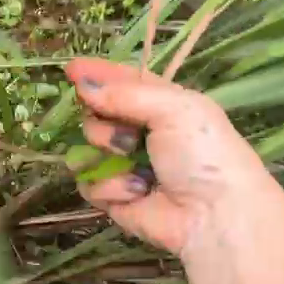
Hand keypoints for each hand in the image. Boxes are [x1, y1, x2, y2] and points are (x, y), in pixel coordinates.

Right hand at [66, 58, 277, 256]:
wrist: (212, 214)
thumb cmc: (202, 154)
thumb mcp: (174, 109)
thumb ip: (125, 93)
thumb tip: (82, 84)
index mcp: (161, 105)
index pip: (122, 82)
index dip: (97, 75)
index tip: (71, 69)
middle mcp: (139, 133)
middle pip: (95, 115)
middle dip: (101, 121)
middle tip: (125, 134)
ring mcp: (123, 166)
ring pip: (85, 149)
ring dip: (103, 152)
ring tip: (129, 161)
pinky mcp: (113, 198)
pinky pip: (88, 184)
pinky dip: (110, 186)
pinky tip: (136, 191)